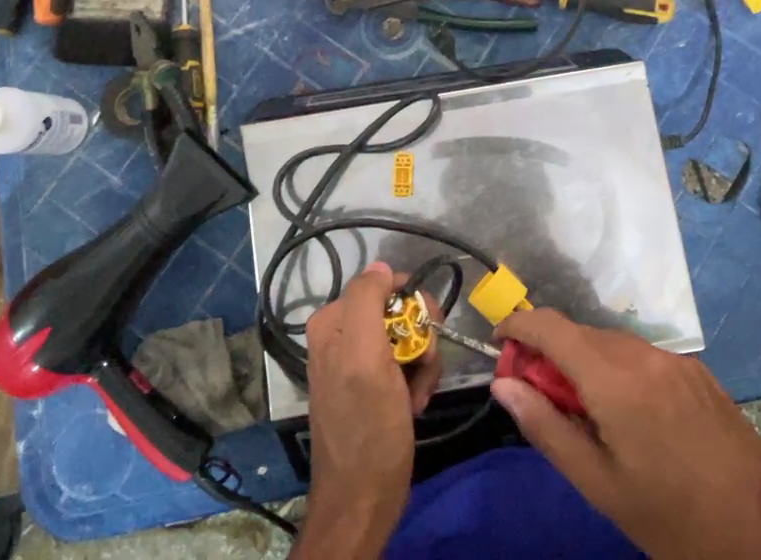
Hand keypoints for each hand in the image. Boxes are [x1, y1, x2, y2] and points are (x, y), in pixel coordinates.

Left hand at [294, 262, 441, 557]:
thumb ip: (367, 301)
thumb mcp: (364, 357)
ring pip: (409, 341)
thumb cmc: (367, 427)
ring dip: (423, 367)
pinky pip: (406, 367)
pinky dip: (417, 384)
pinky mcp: (373, 387)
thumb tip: (382, 264)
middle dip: (421, 343)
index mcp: (333, 322)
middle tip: (421, 371)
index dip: (413, 308)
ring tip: (417, 397)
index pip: (385, 286)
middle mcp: (342, 336)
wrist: (363, 496)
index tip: (427, 335)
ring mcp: (358, 363)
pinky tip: (414, 406)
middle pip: (401, 314)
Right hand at [492, 309, 760, 559]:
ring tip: (581, 413)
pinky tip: (625, 414)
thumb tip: (504, 385)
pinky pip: (643, 357)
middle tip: (536, 396)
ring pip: (613, 344)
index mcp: (615, 379)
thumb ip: (545, 427)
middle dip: (549, 352)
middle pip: (581, 334)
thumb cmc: (671, 518)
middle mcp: (645, 355)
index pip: (551, 326)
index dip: (518, 326)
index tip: (499, 344)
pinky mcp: (698, 374)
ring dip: (585, 362)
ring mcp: (677, 361)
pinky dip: (618, 370)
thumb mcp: (598, 483)